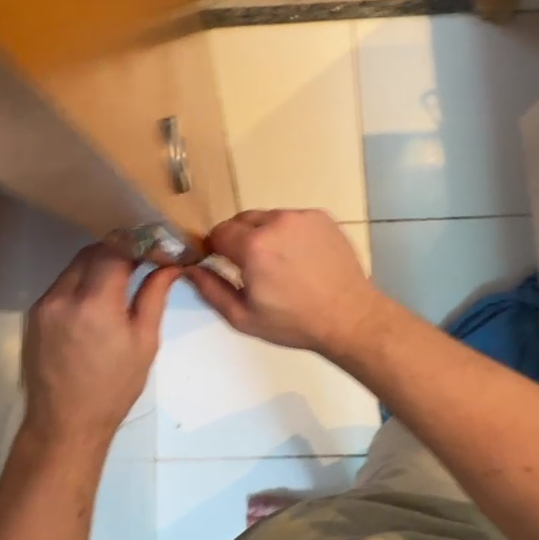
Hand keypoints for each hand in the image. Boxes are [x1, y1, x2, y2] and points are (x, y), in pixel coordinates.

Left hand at [21, 245, 177, 447]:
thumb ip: (153, 296)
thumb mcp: (144, 342)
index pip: (115, 250)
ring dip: (99, 264)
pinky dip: (82, 281)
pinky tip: (97, 299)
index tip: (156, 248)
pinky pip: (62, 284)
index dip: (138, 243)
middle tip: (142, 260)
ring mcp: (45, 304)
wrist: (65, 424)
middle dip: (118, 250)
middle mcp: (64, 296)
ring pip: (75, 265)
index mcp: (95, 303)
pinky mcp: (34, 314)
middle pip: (92, 251)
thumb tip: (169, 266)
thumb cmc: (113, 388)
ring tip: (122, 279)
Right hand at [184, 209, 395, 355]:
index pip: (218, 233)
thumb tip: (189, 269)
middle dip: (240, 240)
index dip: (216, 249)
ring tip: (281, 264)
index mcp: (253, 246)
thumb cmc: (294, 322)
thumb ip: (210, 290)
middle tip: (253, 268)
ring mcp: (302, 217)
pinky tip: (301, 258)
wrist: (349, 317)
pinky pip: (293, 219)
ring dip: (265, 235)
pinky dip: (290, 233)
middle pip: (241, 221)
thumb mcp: (243, 317)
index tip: (223, 264)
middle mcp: (276, 222)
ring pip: (268, 218)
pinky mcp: (321, 217)